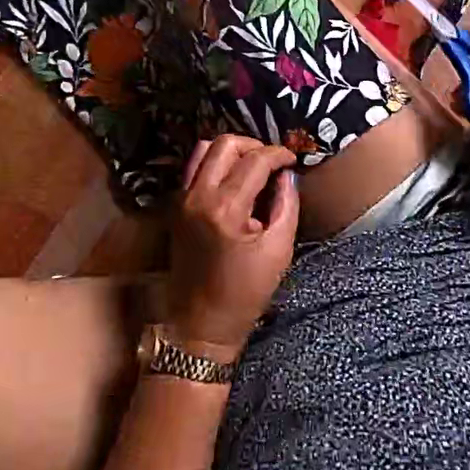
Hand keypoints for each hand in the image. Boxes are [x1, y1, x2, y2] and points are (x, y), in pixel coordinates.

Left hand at [165, 136, 300, 355]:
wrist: (199, 326)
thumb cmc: (243, 293)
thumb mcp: (278, 250)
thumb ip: (286, 205)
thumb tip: (287, 176)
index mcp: (225, 208)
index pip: (255, 160)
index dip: (279, 154)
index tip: (292, 160)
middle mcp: (198, 196)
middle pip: (225, 144)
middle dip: (255, 146)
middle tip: (273, 161)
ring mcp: (182, 200)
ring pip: (205, 150)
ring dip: (232, 151)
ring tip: (253, 166)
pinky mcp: (176, 207)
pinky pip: (194, 168)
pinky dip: (214, 163)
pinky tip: (233, 178)